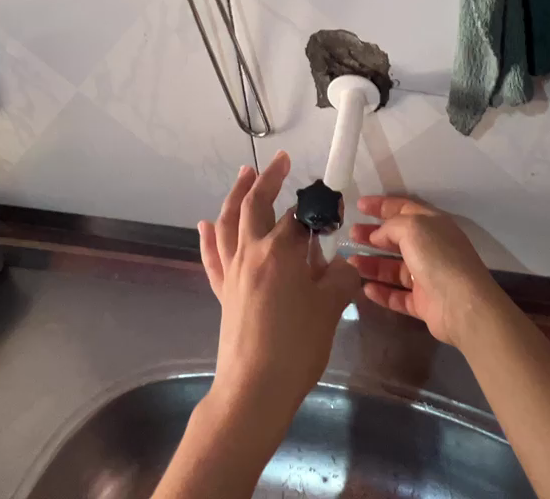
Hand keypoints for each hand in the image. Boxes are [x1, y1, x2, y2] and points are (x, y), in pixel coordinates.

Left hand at [198, 153, 361, 424]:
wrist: (255, 388)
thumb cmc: (297, 346)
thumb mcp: (331, 308)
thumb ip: (341, 277)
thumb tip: (343, 263)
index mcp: (280, 251)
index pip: (300, 215)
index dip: (317, 204)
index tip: (331, 199)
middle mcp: (252, 252)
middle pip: (256, 205)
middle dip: (269, 179)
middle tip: (281, 161)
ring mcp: (233, 271)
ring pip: (229, 222)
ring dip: (236, 194)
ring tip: (244, 173)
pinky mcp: (223, 292)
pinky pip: (213, 256)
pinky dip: (210, 237)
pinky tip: (206, 224)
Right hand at [350, 195, 506, 346]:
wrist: (463, 305)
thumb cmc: (438, 257)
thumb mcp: (413, 228)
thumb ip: (391, 227)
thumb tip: (378, 235)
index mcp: (432, 225)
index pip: (403, 209)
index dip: (380, 206)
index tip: (359, 205)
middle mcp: (430, 248)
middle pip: (396, 239)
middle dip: (372, 236)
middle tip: (351, 235)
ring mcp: (427, 277)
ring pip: (394, 268)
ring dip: (372, 265)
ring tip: (350, 263)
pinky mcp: (424, 303)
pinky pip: (398, 295)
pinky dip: (382, 292)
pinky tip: (365, 289)